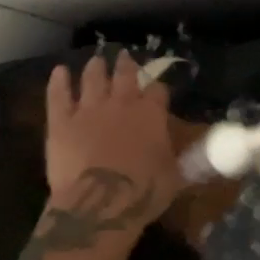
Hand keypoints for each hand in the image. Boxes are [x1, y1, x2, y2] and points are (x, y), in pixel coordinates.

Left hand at [43, 53, 179, 221]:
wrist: (100, 203)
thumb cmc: (143, 192)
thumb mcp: (175, 175)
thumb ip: (183, 159)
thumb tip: (201, 157)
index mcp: (152, 113)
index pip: (157, 90)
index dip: (157, 88)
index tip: (157, 88)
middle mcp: (122, 103)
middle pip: (125, 76)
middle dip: (126, 65)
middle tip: (124, 56)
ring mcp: (89, 110)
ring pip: (93, 79)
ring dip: (95, 68)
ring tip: (96, 60)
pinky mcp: (62, 123)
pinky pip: (59, 96)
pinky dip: (59, 82)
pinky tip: (59, 71)